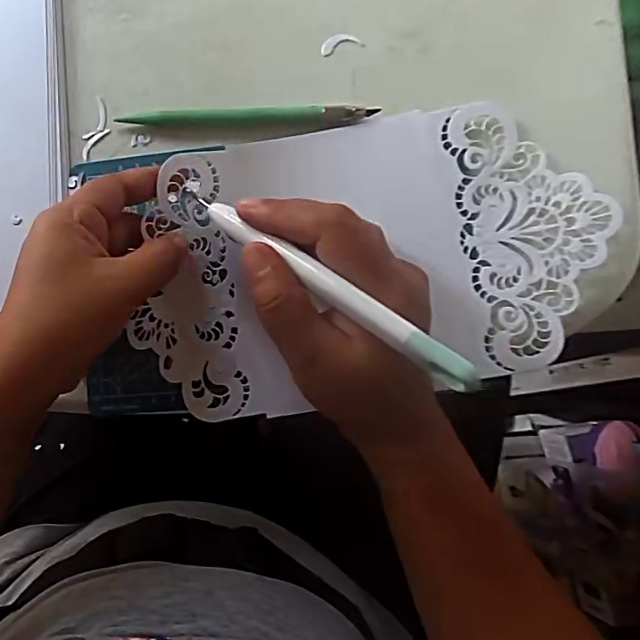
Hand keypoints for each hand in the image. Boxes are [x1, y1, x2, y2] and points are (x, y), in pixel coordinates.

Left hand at [0, 168, 185, 403]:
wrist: (24, 371)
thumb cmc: (66, 320)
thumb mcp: (122, 285)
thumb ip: (159, 258)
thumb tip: (180, 243)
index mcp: (68, 220)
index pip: (114, 187)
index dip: (150, 182)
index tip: (183, 183)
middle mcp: (64, 236)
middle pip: (118, 220)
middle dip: (155, 230)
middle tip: (198, 240)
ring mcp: (65, 265)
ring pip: (116, 250)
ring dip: (146, 258)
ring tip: (186, 268)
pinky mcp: (70, 291)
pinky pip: (108, 273)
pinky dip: (132, 278)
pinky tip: (158, 290)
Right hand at [238, 199, 447, 451]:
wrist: (399, 426)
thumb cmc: (353, 396)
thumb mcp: (309, 358)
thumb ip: (282, 305)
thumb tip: (253, 251)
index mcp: (382, 288)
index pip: (332, 230)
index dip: (284, 215)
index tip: (240, 213)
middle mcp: (398, 271)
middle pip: (341, 223)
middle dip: (288, 214)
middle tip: (242, 217)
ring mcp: (399, 275)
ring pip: (346, 231)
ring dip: (300, 223)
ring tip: (260, 228)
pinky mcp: (392, 284)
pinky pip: (350, 245)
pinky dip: (314, 238)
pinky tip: (292, 251)